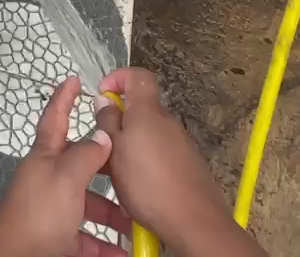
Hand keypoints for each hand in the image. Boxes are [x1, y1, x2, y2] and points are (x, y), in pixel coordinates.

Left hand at [0, 75, 130, 256]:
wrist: (16, 256)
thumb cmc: (41, 211)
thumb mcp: (66, 177)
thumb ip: (86, 155)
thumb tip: (103, 134)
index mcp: (47, 155)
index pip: (55, 117)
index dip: (64, 97)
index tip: (74, 79)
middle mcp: (51, 178)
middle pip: (81, 166)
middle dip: (107, 171)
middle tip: (133, 173)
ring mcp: (55, 209)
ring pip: (89, 206)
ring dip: (114, 217)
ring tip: (139, 227)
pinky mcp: (59, 238)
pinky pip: (88, 239)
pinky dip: (108, 247)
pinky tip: (127, 254)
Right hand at [95, 69, 264, 256]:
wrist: (197, 224)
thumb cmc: (147, 183)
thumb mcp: (114, 150)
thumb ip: (107, 121)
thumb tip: (106, 101)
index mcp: (147, 111)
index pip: (138, 76)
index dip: (119, 77)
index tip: (103, 94)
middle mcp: (167, 122)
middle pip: (141, 109)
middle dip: (121, 122)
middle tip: (106, 145)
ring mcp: (182, 144)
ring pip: (150, 134)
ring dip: (134, 145)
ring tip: (122, 173)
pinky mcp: (191, 166)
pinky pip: (163, 153)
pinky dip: (149, 163)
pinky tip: (143, 188)